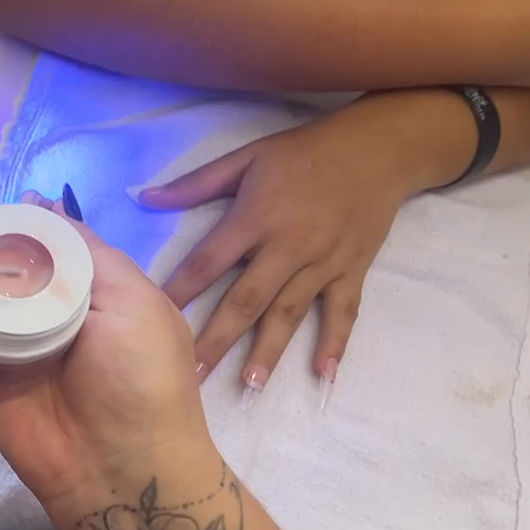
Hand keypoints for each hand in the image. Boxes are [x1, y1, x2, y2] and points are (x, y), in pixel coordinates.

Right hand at [0, 180, 218, 518]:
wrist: (120, 469)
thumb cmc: (140, 377)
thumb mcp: (131, 299)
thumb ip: (83, 252)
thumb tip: (48, 208)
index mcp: (93, 293)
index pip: (46, 243)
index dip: (17, 217)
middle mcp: (49, 315)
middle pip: (3, 263)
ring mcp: (11, 345)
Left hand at [137, 91, 469, 388]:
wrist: (384, 146)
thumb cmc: (303, 153)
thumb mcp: (246, 158)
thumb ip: (195, 184)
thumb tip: (145, 197)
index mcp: (255, 218)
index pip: (207, 263)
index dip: (180, 293)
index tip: (150, 322)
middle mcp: (288, 246)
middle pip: (245, 300)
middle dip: (217, 339)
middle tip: (191, 375)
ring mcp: (323, 262)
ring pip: (290, 313)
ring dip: (269, 350)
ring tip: (249, 384)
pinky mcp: (353, 270)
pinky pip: (344, 312)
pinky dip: (335, 343)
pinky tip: (323, 375)